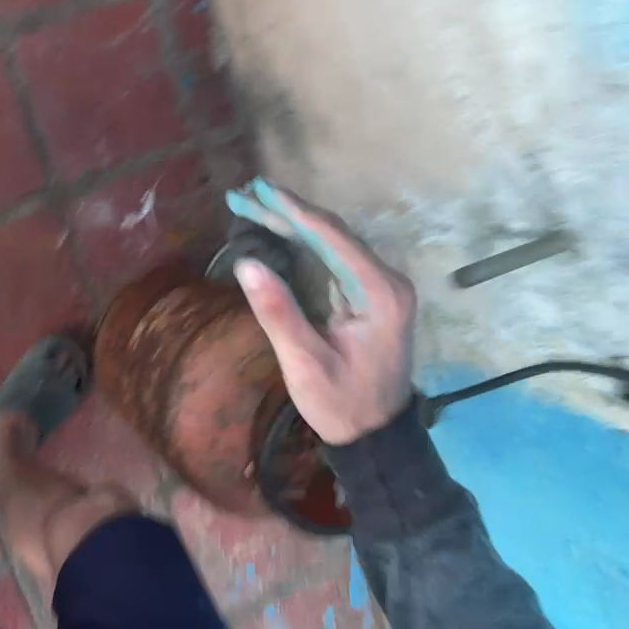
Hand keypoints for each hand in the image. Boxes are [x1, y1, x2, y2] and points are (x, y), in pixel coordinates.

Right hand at [232, 187, 418, 445]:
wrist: (376, 436)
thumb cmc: (342, 403)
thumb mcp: (305, 362)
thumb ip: (278, 311)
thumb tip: (246, 264)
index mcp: (379, 293)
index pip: (332, 238)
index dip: (293, 212)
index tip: (258, 191)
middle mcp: (385, 280)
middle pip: (331, 234)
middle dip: (286, 213)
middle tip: (244, 195)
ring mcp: (379, 286)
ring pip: (331, 242)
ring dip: (291, 224)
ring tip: (251, 205)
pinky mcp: (368, 294)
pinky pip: (333, 258)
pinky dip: (302, 243)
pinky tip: (276, 231)